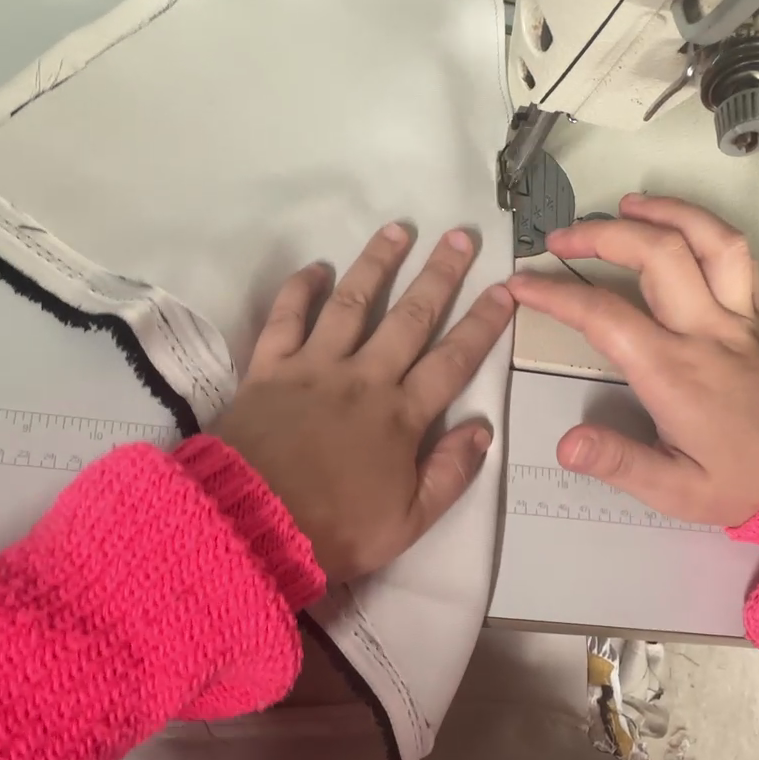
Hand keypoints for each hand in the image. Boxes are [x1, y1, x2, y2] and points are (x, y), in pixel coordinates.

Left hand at [211, 223, 514, 583]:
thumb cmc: (335, 530)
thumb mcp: (409, 521)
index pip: (452, 361)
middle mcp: (363, 379)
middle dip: (439, 275)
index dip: (482, 325)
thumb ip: (449, 474)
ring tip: (398, 229)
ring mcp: (314, 368)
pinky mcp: (269, 369)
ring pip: (353, 303)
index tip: (505, 290)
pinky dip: (301, 289)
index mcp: (401, 417)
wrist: (254, 526)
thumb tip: (481, 430)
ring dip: (377, 263)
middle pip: (409, 318)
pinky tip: (317, 268)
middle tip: (459, 236)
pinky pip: (286, 317)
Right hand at [507, 194, 758, 526]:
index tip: (522, 285)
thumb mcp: (675, 491)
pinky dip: (706, 228)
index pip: (605, 317)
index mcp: (674, 374)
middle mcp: (706, 333)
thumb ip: (618, 463)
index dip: (556, 295)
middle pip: (656, 256)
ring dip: (663, 213)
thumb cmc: (743, 485)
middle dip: (601, 236)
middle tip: (559, 240)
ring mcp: (739, 319)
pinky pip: (738, 257)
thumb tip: (564, 444)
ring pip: (707, 241)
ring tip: (624, 206)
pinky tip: (683, 227)